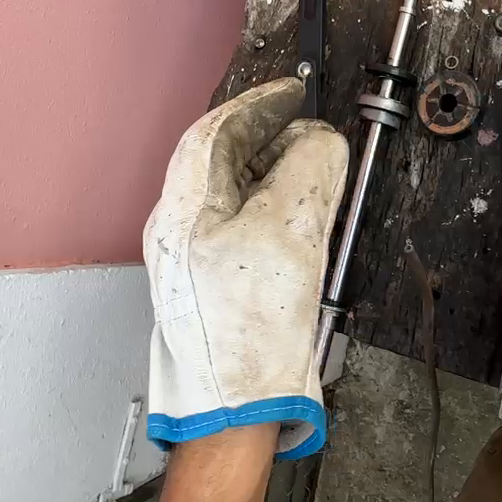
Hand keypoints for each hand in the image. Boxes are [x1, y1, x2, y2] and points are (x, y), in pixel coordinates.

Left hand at [142, 78, 347, 459]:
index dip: (256, 106)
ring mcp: (197, 257)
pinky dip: (277, 206)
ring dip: (276, 172)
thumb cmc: (253, 323)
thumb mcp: (288, 233)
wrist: (236, 409)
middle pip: (223, 164)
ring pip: (237, 194)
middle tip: (312, 130)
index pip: (214, 135)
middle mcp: (181, 228)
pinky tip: (304, 212)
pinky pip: (246, 225)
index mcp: (182, 210)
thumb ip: (308, 173)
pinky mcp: (219, 281)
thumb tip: (320, 139)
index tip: (294, 92)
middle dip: (269, 138)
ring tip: (315, 166)